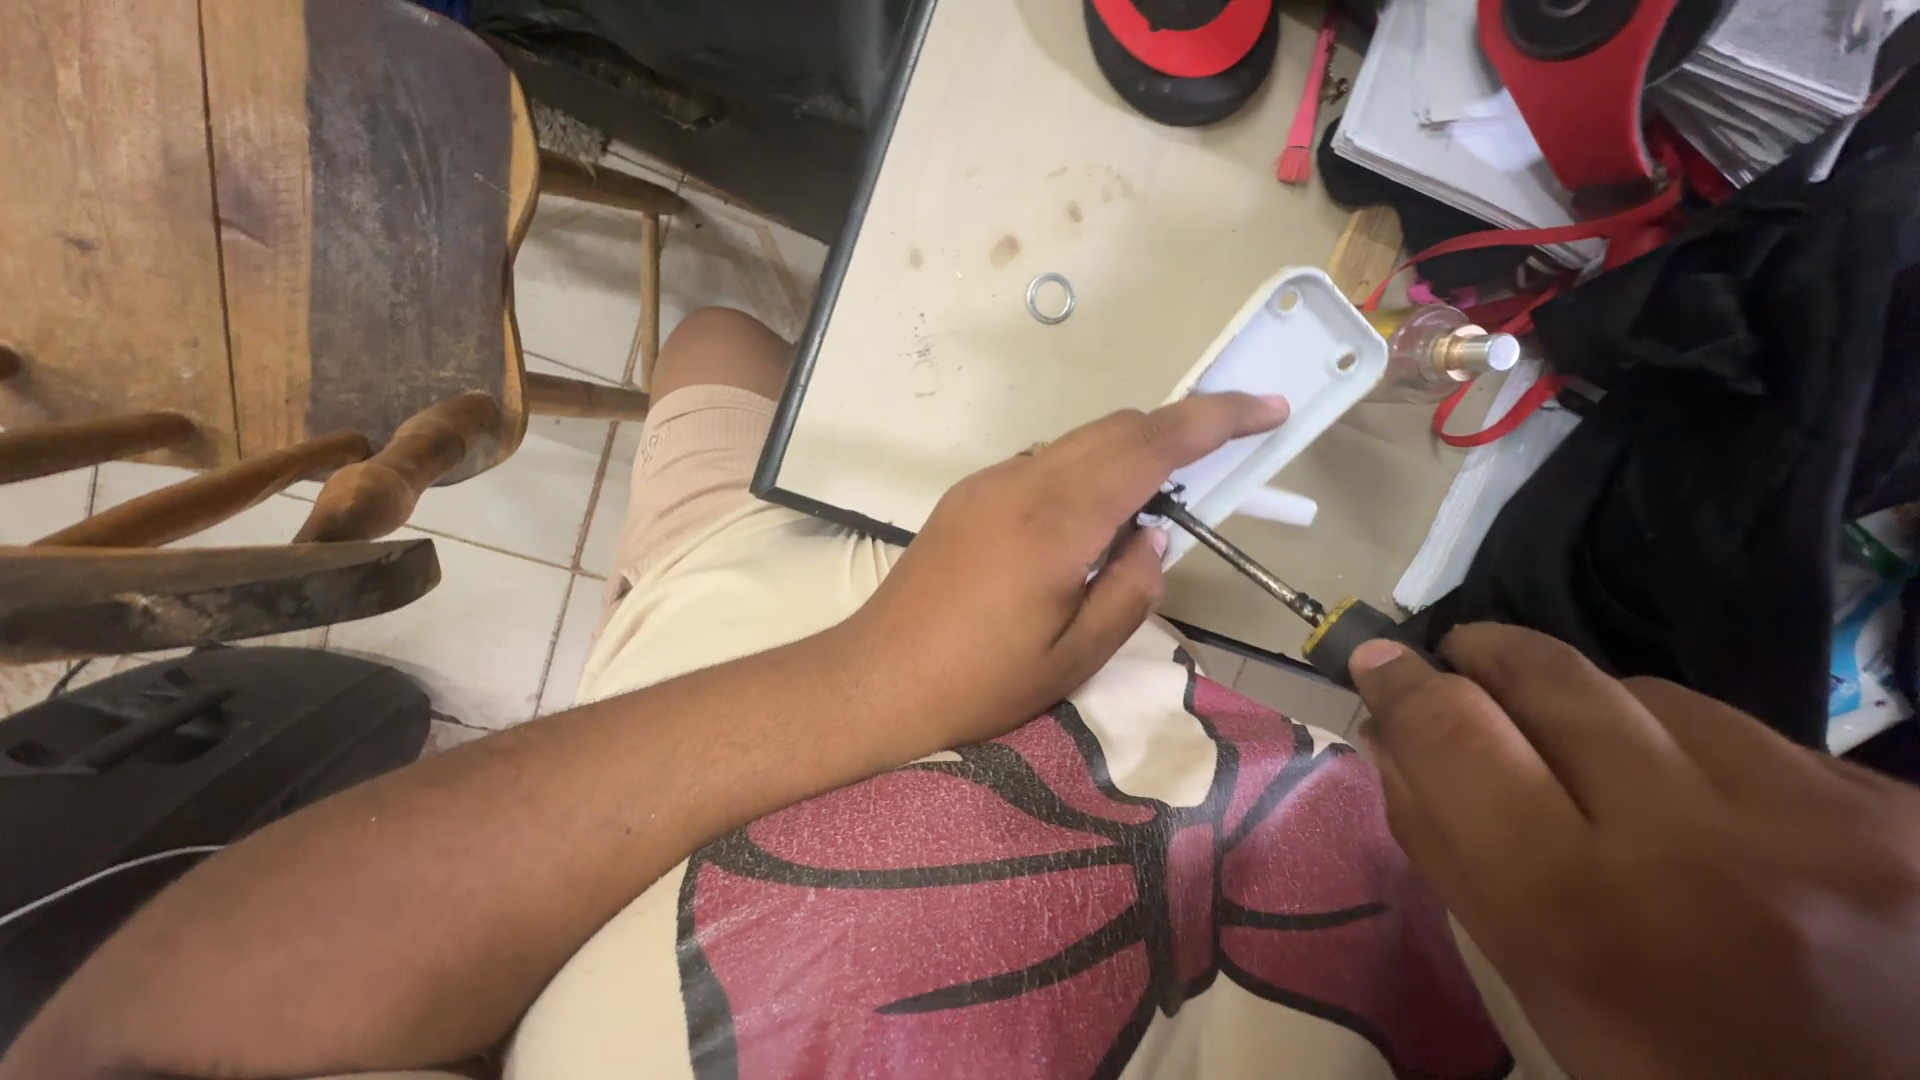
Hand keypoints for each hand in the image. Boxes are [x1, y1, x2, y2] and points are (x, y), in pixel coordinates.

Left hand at [844, 393, 1288, 750]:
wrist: (876, 679)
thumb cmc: (980, 682)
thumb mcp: (1076, 656)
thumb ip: (1132, 588)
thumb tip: (1155, 535)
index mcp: (1058, 520)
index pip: (1152, 445)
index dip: (1215, 420)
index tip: (1266, 409)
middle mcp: (1022, 482)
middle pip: (1116, 428)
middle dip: (1178, 430)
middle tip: (1220, 463)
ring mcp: (988, 483)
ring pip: (1077, 441)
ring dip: (1128, 452)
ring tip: (1154, 503)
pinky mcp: (966, 495)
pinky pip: (1043, 464)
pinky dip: (1084, 471)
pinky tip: (1086, 523)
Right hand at [1349, 624, 1919, 1079]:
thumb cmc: (1670, 1067)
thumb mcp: (1532, 981)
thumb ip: (1445, 846)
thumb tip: (1388, 732)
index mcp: (1586, 913)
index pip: (1457, 737)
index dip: (1405, 685)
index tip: (1379, 661)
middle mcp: (1704, 846)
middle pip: (1551, 680)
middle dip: (1486, 655)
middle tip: (1461, 657)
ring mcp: (1822, 817)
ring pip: (1646, 692)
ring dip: (1593, 709)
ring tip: (1600, 760)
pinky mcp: (1899, 805)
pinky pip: (1742, 728)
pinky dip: (1689, 744)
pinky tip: (1707, 802)